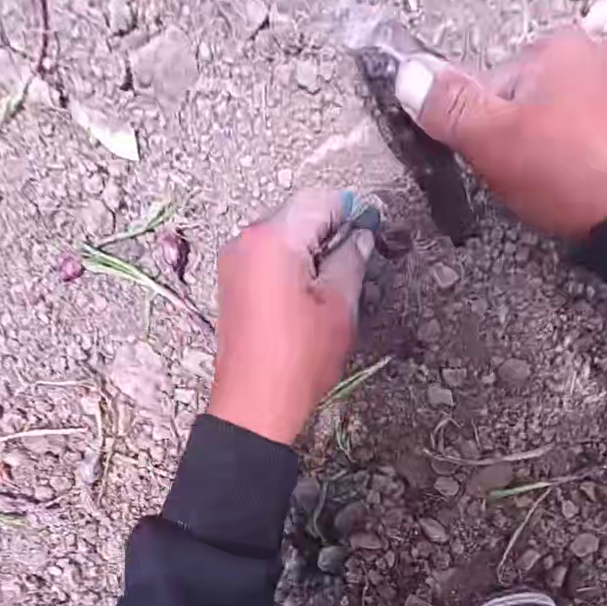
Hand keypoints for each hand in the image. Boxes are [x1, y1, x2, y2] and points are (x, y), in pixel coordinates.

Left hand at [208, 190, 373, 445]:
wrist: (255, 404)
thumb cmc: (297, 360)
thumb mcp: (338, 307)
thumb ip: (351, 261)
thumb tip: (360, 238)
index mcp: (273, 240)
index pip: (319, 201)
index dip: (352, 211)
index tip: (373, 228)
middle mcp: (247, 242)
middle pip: (298, 215)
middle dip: (331, 231)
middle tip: (360, 258)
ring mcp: (235, 263)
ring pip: (283, 238)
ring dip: (313, 249)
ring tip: (336, 283)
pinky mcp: (233, 284)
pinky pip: (268, 259)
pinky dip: (293, 265)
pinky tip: (311, 294)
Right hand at [395, 28, 606, 240]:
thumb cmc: (575, 171)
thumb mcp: (494, 139)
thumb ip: (448, 108)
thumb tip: (407, 77)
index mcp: (553, 48)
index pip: (485, 87)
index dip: (477, 135)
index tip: (488, 163)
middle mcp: (589, 62)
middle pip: (517, 113)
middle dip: (511, 153)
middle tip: (522, 183)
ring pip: (548, 138)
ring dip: (540, 169)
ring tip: (553, 194)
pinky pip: (579, 154)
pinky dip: (570, 177)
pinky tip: (574, 196)